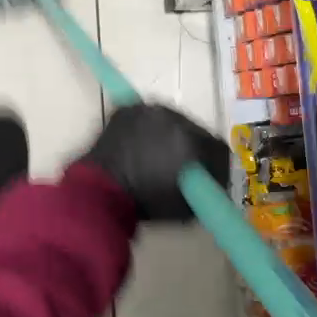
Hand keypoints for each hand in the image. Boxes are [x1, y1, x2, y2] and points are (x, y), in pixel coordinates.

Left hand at [83, 104, 230, 222]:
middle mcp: (172, 117)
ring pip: (173, 121)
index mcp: (190, 140)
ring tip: (161, 156)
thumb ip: (208, 193)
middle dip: (195, 149)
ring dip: (173, 136)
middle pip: (196, 131)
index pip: (218, 149)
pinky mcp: (129, 109)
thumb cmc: (145, 203)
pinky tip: (143, 146)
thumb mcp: (186, 208)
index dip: (217, 167)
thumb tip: (214, 186)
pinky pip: (149, 117)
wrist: (97, 192)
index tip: (212, 180)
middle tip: (187, 168)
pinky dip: (151, 130)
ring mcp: (148, 110)